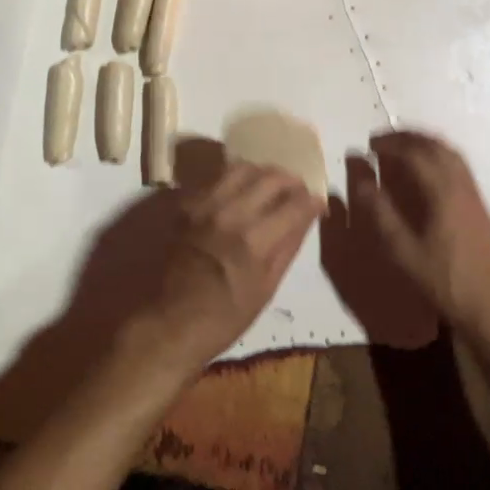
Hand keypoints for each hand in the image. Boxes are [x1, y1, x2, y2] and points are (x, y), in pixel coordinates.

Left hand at [148, 162, 321, 365]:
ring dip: (263, 173)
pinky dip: (235, 179)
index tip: (317, 203)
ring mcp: (205, 205)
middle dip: (291, 181)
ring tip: (271, 186)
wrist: (172, 321)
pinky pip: (216, 178)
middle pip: (271, 177)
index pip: (295, 204)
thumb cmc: (226, 316)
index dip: (312, 201)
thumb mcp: (267, 288)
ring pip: (242, 167)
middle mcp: (230, 214)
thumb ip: (288, 246)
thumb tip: (308, 216)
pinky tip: (242, 192)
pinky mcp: (187, 205)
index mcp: (254, 241)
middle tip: (297, 191)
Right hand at [349, 131, 489, 331]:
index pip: (415, 154)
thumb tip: (361, 181)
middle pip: (436, 146)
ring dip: (426, 143)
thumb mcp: (402, 250)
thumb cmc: (441, 279)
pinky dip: (440, 155)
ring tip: (402, 146)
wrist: (485, 306)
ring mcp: (474, 195)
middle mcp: (462, 186)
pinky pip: (460, 166)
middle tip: (383, 140)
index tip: (369, 145)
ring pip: (452, 154)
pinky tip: (427, 169)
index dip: (391, 145)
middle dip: (409, 137)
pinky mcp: (479, 205)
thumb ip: (381, 212)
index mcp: (443, 193)